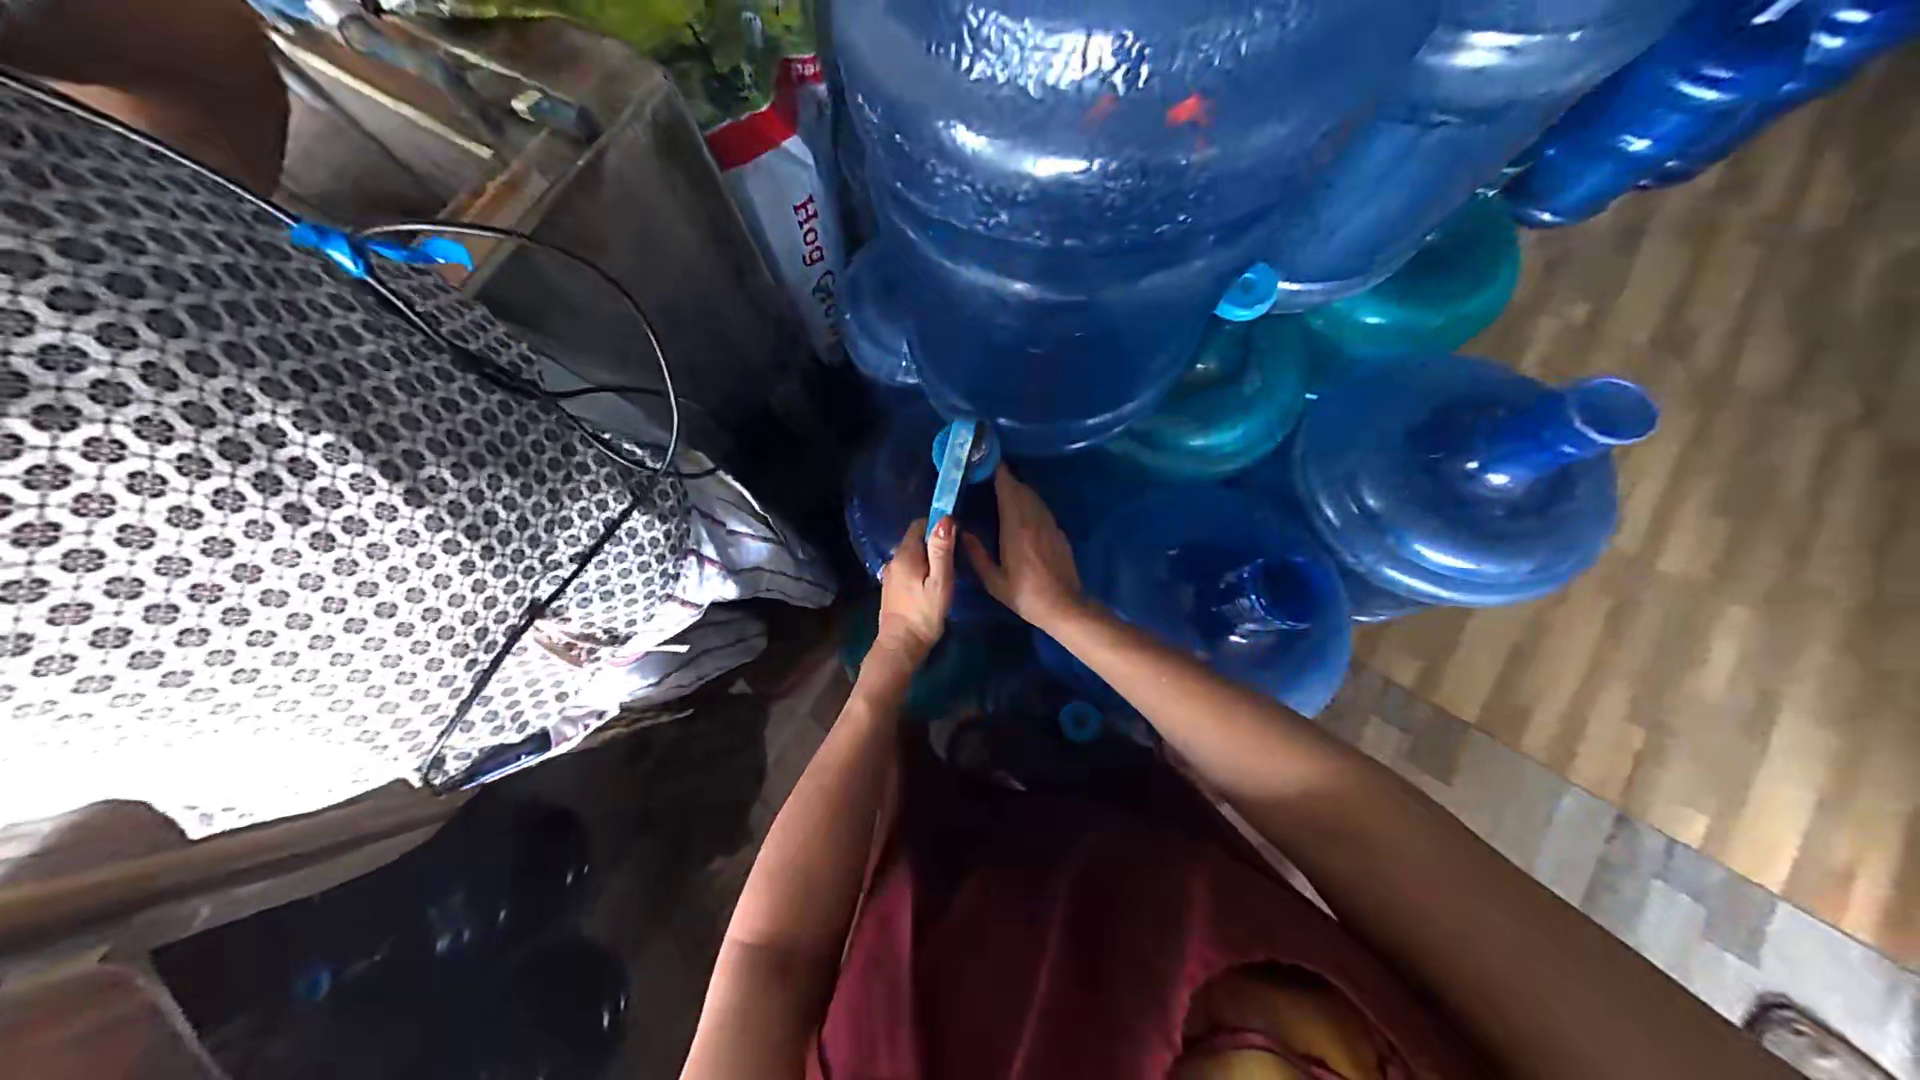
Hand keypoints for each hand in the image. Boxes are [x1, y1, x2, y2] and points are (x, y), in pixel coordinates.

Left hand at [873, 517, 956, 665]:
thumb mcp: (940, 582)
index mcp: (905, 555)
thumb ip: (941, 551)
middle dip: (933, 541)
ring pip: (911, 555)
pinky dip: (919, 569)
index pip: (919, 525)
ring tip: (944, 571)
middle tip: (954, 557)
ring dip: (926, 557)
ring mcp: (890, 574)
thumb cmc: (924, 614)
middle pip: (914, 539)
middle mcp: (894, 560)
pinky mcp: (890, 588)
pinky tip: (929, 583)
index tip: (955, 537)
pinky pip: (907, 568)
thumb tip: (945, 519)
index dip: (937, 525)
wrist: (900, 646)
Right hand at [963, 466, 1086, 630]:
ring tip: (1001, 487)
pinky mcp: (1058, 531)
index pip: (1008, 488)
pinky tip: (1021, 509)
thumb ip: (976, 554)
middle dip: (1005, 477)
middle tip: (987, 473)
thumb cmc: (1024, 595)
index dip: (997, 471)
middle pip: (1020, 487)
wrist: (1064, 606)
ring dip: (1018, 488)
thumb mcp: (994, 580)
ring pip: (1033, 496)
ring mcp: (1049, 523)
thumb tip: (961, 532)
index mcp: (1016, 526)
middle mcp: (1034, 518)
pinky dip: (1029, 501)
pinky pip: (1041, 508)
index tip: (984, 461)